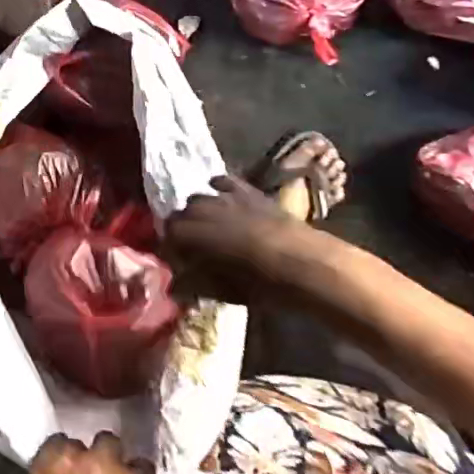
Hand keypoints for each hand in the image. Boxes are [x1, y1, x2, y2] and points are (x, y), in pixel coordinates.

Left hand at [29, 432, 153, 473]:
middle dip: (109, 455)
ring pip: (79, 443)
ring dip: (80, 456)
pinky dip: (57, 454)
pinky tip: (57, 467)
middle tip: (103, 472)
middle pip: (110, 441)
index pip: (144, 466)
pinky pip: (54, 443)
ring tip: (76, 472)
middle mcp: (103, 461)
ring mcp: (72, 453)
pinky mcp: (46, 453)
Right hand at [162, 175, 333, 304]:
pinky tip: (223, 198)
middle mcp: (195, 208)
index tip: (180, 265)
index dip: (171, 253)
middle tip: (194, 249)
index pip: (166, 240)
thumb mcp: (220, 290)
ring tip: (211, 228)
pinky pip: (223, 182)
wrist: (307, 266)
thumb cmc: (259, 282)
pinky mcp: (245, 191)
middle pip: (178, 216)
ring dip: (199, 213)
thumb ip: (192, 285)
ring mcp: (221, 196)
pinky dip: (218, 189)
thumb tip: (174, 285)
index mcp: (184, 232)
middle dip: (182, 232)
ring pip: (197, 199)